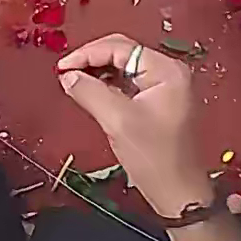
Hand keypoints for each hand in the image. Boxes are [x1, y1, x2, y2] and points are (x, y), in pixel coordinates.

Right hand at [57, 34, 213, 219]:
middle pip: (123, 52)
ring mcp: (165, 85)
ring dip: (98, 70)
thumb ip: (90, 92)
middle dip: (92, 59)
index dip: (87, 53)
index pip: (121, 48)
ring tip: (73, 81)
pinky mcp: (159, 100)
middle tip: (65, 72)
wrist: (178, 193)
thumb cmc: (154, 157)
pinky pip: (128, 81)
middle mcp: (169, 71)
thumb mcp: (118, 121)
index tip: (62, 67)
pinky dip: (107, 83)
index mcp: (166, 70)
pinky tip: (90, 90)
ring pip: (124, 66)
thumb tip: (67, 75)